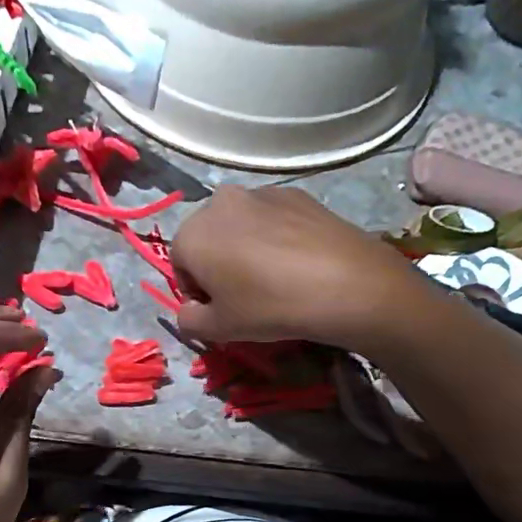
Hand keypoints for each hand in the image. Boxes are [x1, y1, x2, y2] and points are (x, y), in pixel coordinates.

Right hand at [170, 185, 454, 350]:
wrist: (343, 283)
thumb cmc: (269, 307)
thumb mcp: (220, 329)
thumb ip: (189, 321)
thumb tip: (188, 310)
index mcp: (192, 233)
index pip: (179, 263)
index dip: (195, 291)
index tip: (219, 311)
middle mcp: (219, 201)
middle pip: (208, 238)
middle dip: (218, 265)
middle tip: (245, 296)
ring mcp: (260, 192)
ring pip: (241, 226)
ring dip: (247, 249)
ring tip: (275, 279)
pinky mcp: (296, 193)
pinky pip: (273, 219)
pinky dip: (276, 238)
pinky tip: (298, 264)